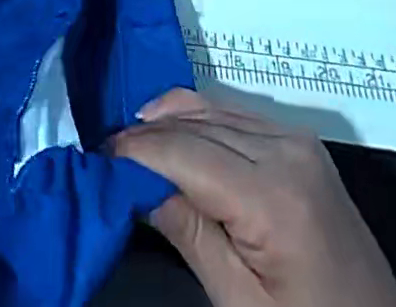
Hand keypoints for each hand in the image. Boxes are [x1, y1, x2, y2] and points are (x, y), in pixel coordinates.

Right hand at [110, 89, 395, 306]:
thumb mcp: (238, 299)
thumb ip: (184, 229)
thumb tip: (128, 180)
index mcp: (274, 195)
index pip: (181, 151)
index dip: (133, 150)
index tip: (95, 156)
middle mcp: (287, 149)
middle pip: (193, 124)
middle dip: (144, 136)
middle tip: (104, 153)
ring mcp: (296, 139)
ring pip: (208, 108)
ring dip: (165, 122)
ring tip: (130, 145)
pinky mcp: (299, 140)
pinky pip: (231, 113)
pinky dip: (195, 119)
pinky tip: (171, 136)